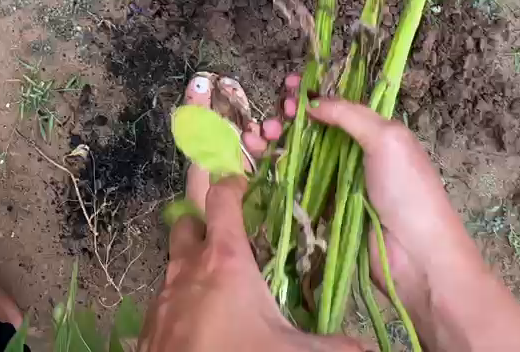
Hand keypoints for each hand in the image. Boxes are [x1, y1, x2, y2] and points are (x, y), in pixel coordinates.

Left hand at [141, 174, 362, 351]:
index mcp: (223, 260)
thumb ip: (335, 346)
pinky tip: (201, 323)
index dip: (232, 185)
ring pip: (175, 261)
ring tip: (220, 287)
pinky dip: (182, 301)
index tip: (245, 184)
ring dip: (193, 265)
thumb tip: (369, 347)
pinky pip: (165, 298)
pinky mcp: (151, 323)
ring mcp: (164, 295)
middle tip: (229, 236)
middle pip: (187, 221)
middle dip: (204, 221)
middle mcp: (188, 268)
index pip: (221, 199)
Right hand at [282, 79, 519, 351]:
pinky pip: (292, 178)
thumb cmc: (409, 193)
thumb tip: (310, 101)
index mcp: (373, 131)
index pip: (335, 103)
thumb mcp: (387, 140)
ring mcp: (336, 179)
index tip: (289, 86)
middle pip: (311, 124)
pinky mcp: (322, 205)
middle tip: (276, 118)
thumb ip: (348, 113)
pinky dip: (271, 163)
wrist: (418, 259)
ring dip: (273, 136)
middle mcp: (353, 151)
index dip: (311, 92)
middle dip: (287, 114)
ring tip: (259, 136)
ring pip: (296, 148)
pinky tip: (256, 153)